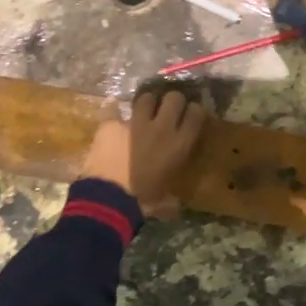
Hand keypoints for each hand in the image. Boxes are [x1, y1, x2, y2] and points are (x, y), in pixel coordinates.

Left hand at [78, 90, 207, 217]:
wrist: (109, 197)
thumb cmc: (141, 201)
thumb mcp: (163, 200)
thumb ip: (171, 199)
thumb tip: (175, 207)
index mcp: (179, 146)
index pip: (196, 115)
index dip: (195, 111)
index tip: (191, 114)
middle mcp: (161, 128)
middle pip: (174, 98)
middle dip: (172, 100)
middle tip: (167, 109)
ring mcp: (135, 123)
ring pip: (146, 98)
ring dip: (146, 102)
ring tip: (142, 109)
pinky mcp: (111, 124)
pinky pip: (112, 108)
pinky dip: (112, 109)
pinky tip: (112, 111)